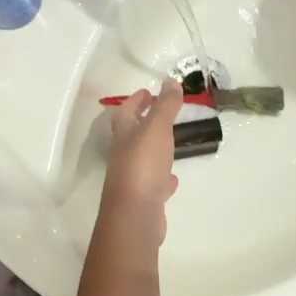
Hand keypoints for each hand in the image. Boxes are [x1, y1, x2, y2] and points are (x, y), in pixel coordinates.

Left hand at [101, 79, 183, 237]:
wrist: (136, 214)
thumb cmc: (143, 165)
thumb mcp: (157, 128)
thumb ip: (165, 105)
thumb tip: (170, 81)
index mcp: (123, 135)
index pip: (126, 111)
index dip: (136, 99)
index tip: (149, 92)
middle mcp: (123, 156)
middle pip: (131, 135)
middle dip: (144, 123)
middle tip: (161, 114)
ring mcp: (132, 180)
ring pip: (143, 159)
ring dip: (154, 150)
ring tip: (170, 143)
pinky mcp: (143, 200)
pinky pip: (154, 184)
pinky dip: (162, 178)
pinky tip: (172, 179)